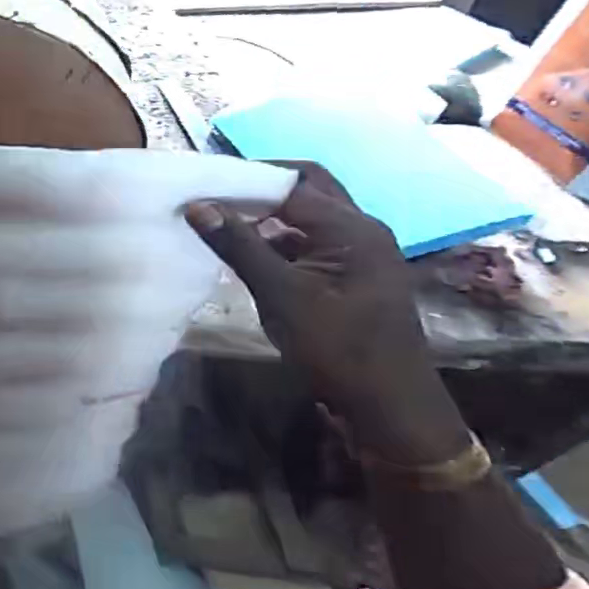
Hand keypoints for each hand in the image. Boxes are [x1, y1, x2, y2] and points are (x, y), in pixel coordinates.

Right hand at [184, 163, 469, 465]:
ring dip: (267, 209)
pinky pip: (309, 236)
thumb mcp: (280, 294)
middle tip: (214, 192)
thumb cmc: (336, 348)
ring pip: (307, 211)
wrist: (390, 408)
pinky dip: (277, 234)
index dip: (242, 180)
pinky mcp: (351, 271)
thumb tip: (198, 205)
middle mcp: (361, 229)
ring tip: (221, 216)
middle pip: (306, 185)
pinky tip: (245, 248)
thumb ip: (238, 245)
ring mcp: (360, 250)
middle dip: (259, 184)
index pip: (288, 183)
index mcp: (351, 229)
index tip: (200, 184)